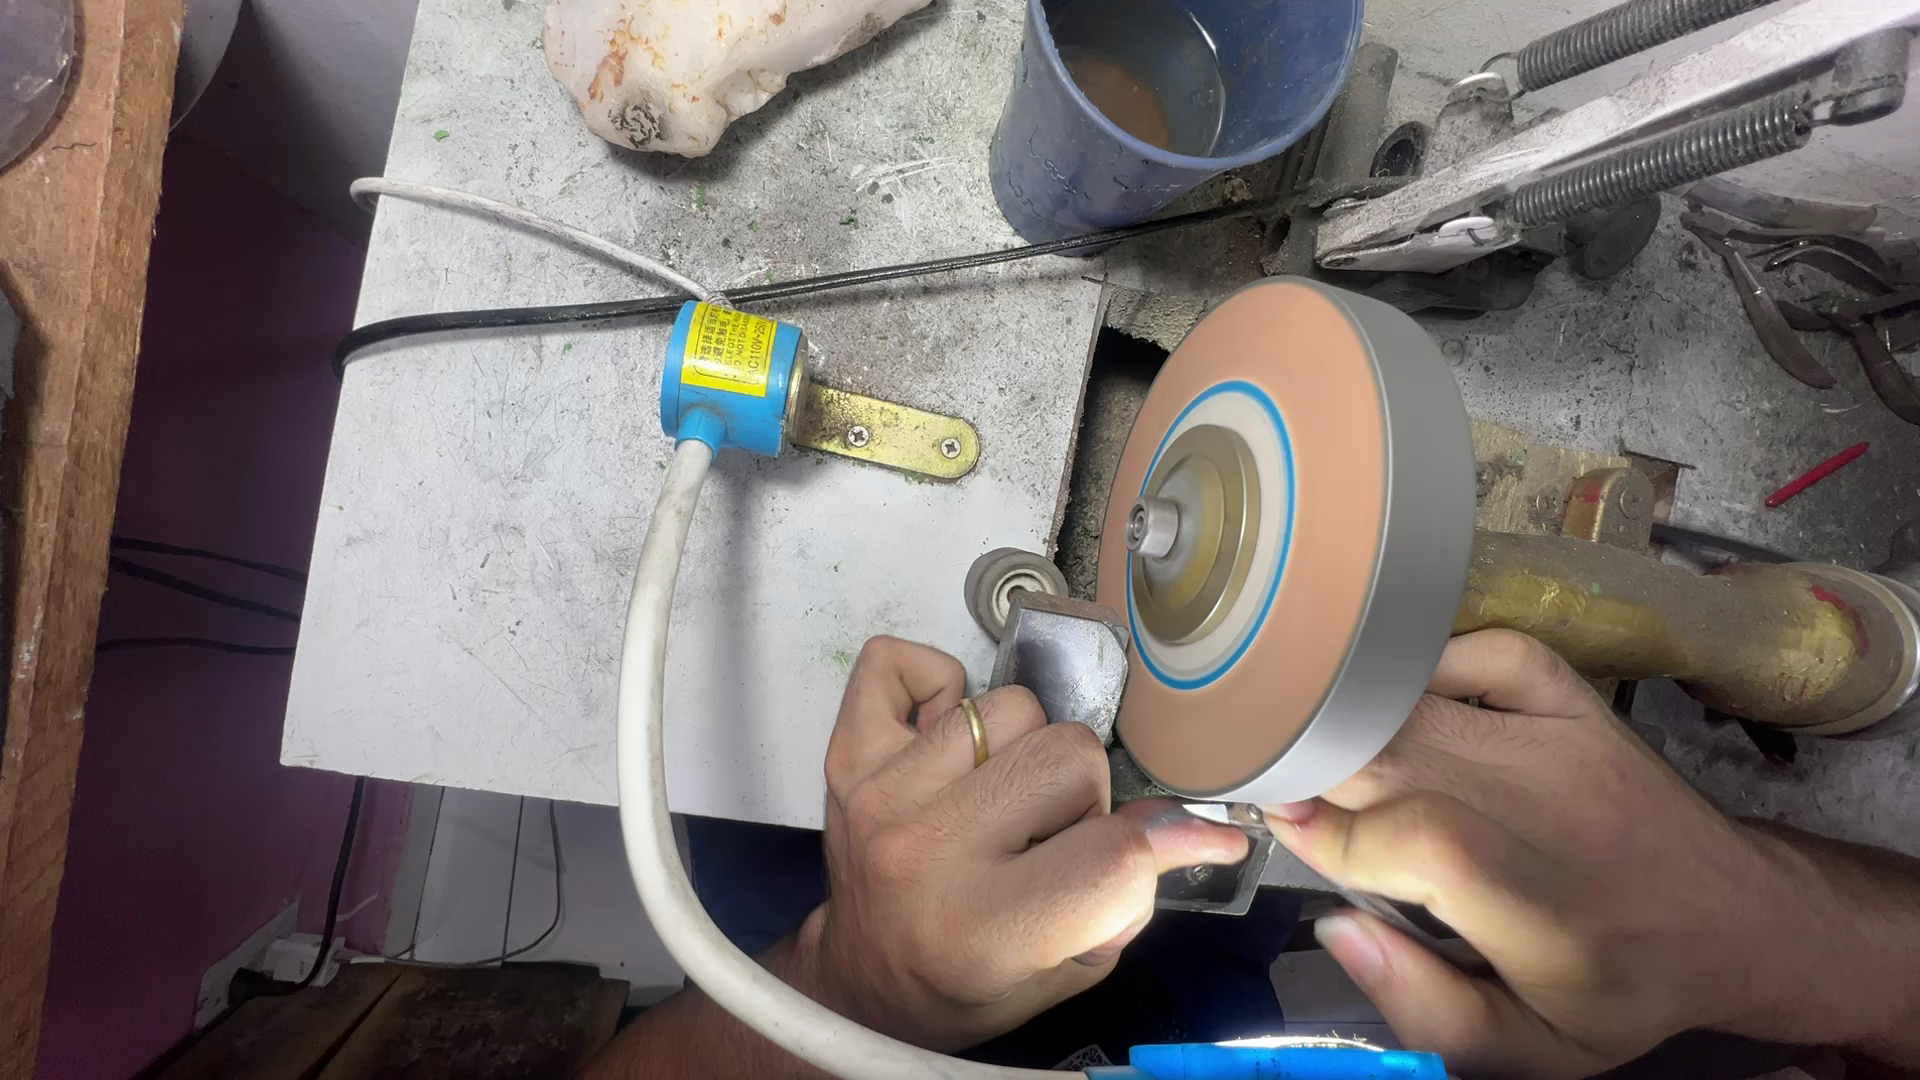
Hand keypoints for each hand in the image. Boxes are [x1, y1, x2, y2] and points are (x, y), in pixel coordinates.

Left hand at [795, 636, 1249, 1051]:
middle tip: (1045, 830)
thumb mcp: (1070, 963)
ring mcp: (880, 791)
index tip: (1137, 850)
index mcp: (982, 929)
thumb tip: (1205, 827)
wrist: (867, 973)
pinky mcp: (846, 751)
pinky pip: (897, 660)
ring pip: (1009, 706)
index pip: (1115, 852)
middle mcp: (924, 851)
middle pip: (1068, 752)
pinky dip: (935, 685)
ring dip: (1020, 746)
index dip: (1144, 847)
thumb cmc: (972, 979)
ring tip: (993, 792)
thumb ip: (1134, 891)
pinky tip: (941, 737)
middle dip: (1078, 792)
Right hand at [1265, 629, 1873, 1077]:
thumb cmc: (1614, 980)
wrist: (1735, 917)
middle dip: (1316, 773)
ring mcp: (1546, 734)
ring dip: (1349, 724)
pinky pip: (1469, 652)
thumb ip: (1424, 1006)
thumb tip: (1334, 924)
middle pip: (1375, 759)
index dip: (1317, 835)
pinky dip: (1423, 665)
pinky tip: (1407, 703)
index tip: (1294, 831)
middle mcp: (1525, 800)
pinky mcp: (1563, 695)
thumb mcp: (1533, 1044)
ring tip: (1336, 749)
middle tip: (1300, 788)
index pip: (1375, 838)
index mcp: (1517, 894)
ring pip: (1402, 705)